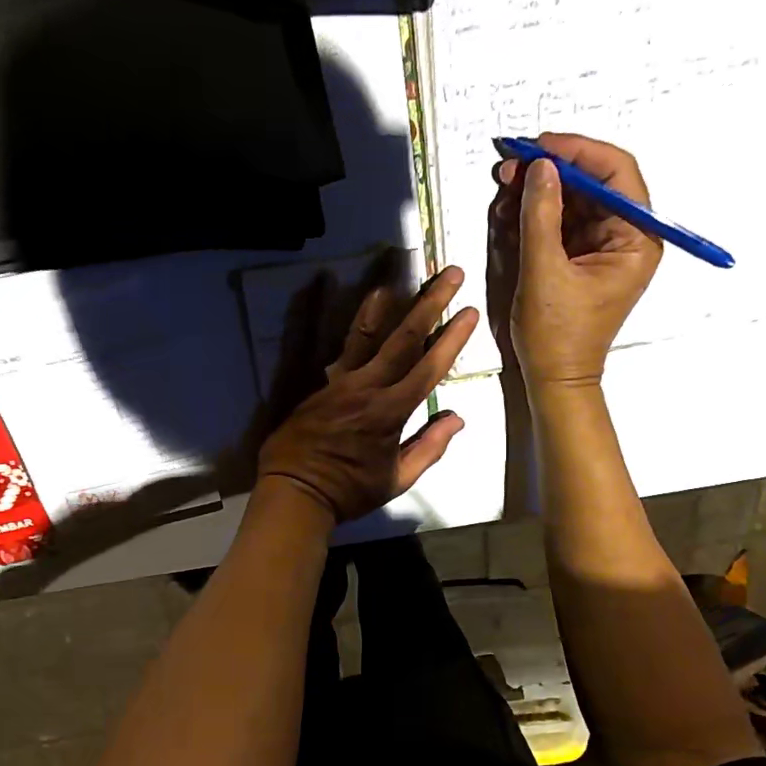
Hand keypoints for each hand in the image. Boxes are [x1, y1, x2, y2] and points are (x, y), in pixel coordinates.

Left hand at [257, 266, 477, 522]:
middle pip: (404, 338)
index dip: (452, 338)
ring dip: (389, 305)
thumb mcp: (398, 479)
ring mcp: (341, 381)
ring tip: (401, 280)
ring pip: (369, 335)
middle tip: (450, 273)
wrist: (295, 491)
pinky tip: (364, 308)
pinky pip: (343, 348)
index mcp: (391, 412)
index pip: (429, 368)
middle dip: (431, 303)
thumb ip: (429, 447)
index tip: (469, 311)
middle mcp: (368, 387)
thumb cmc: (350, 490)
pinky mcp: (322, 383)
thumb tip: (457, 418)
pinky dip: (357, 324)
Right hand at [487, 132, 663, 388]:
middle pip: (592, 182)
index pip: (617, 174)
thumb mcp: (545, 272)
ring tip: (504, 186)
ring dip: (537, 189)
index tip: (539, 146)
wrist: (554, 379)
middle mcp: (625, 237)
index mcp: (635, 241)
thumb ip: (541, 215)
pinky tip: (509, 208)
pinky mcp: (580, 256)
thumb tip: (539, 166)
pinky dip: (535, 212)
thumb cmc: (557, 336)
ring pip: (572, 198)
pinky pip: (560, 221)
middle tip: (511, 165)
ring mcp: (602, 246)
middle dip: (551, 170)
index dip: (578, 152)